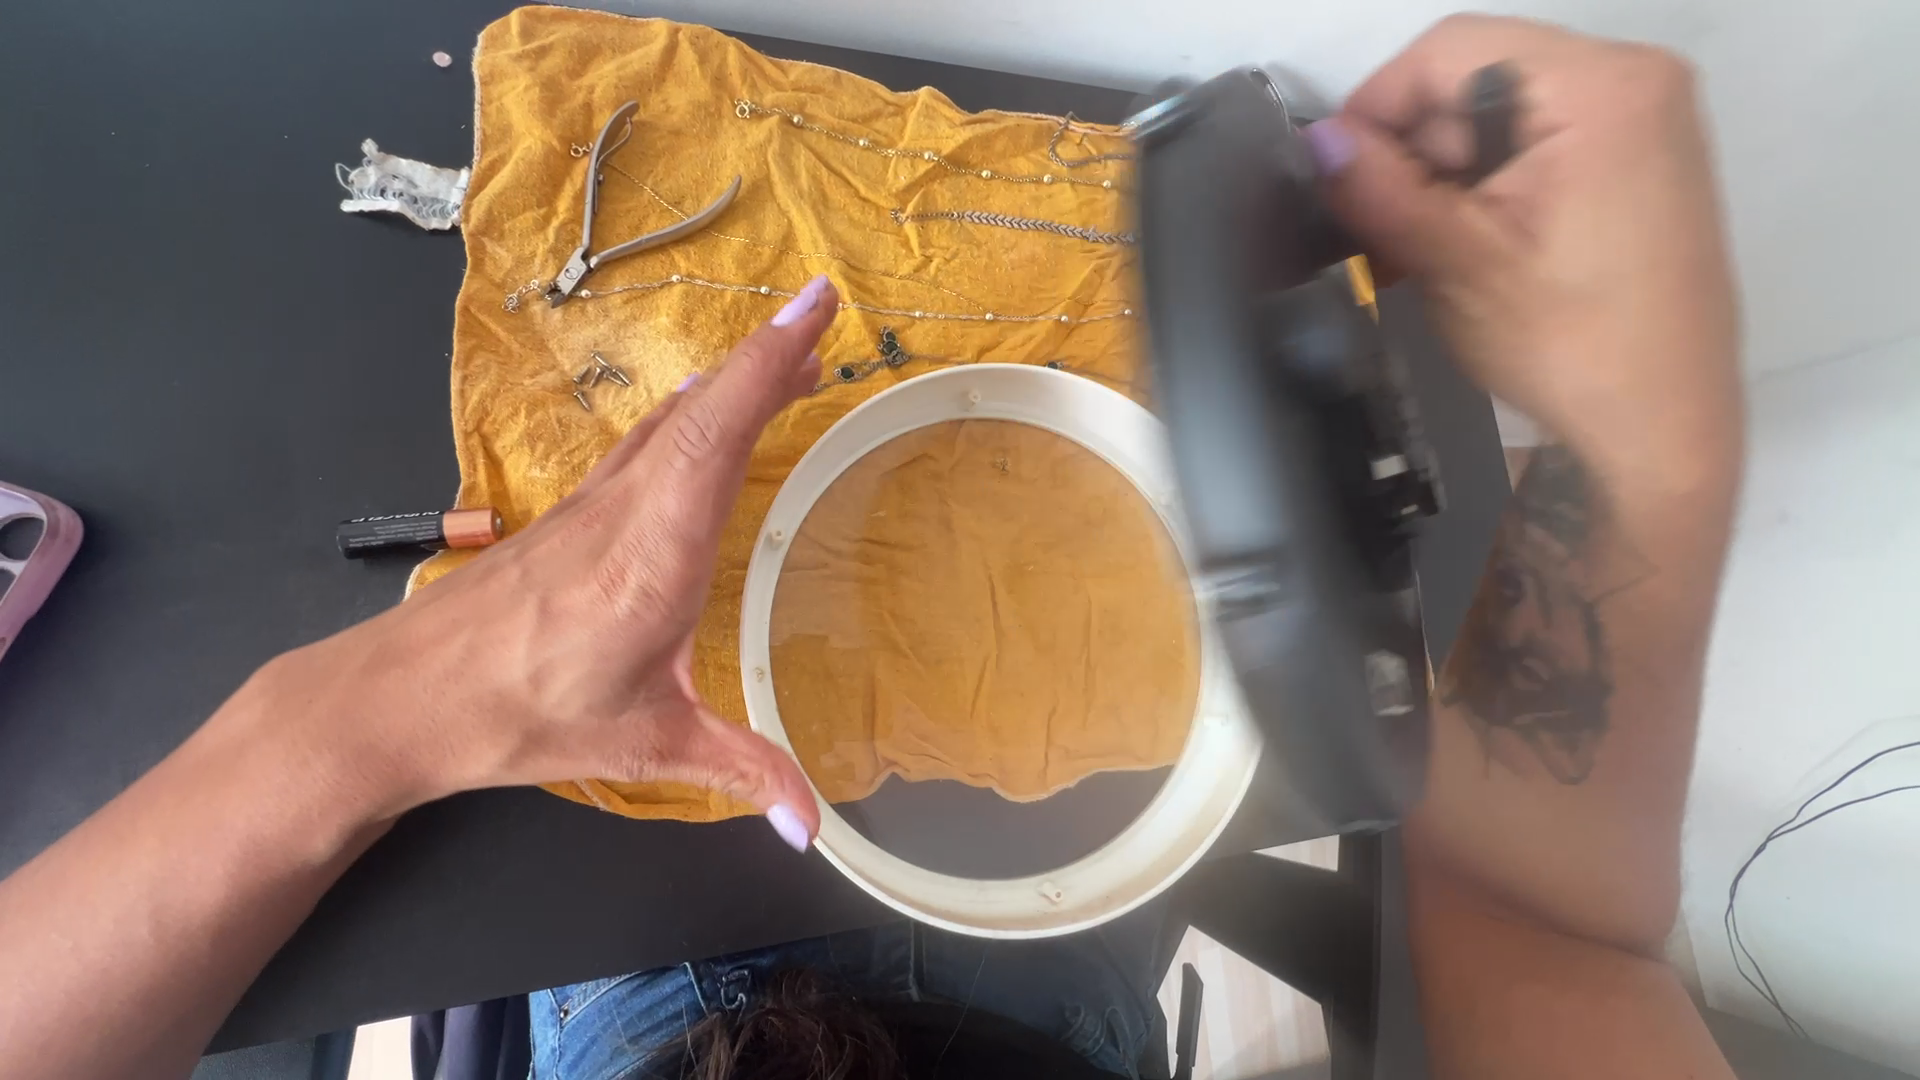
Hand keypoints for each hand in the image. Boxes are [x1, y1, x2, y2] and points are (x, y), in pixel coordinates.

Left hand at [235, 276, 841, 850]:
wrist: (402, 698)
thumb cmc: (527, 715)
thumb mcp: (649, 745)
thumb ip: (743, 771)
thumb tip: (812, 831)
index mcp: (657, 551)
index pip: (720, 435)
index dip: (770, 365)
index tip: (815, 309)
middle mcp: (631, 506)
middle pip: (706, 407)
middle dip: (769, 354)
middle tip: (824, 319)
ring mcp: (599, 500)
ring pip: (678, 417)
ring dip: (735, 379)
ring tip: (790, 357)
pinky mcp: (581, 510)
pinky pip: (653, 439)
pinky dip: (699, 409)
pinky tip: (713, 409)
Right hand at [1306, 15, 1741, 489]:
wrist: (1650, 421)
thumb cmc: (1566, 340)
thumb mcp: (1456, 259)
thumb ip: (1381, 192)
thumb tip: (1315, 142)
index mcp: (1600, 87)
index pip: (1448, 52)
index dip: (1373, 107)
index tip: (1331, 178)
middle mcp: (1622, 87)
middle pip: (1464, 89)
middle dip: (1402, 159)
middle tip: (1368, 236)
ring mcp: (1620, 132)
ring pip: (1479, 133)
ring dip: (1424, 190)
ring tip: (1400, 258)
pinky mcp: (1607, 175)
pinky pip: (1509, 164)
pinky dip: (1459, 204)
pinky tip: (1432, 256)